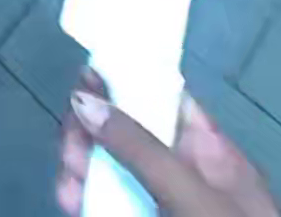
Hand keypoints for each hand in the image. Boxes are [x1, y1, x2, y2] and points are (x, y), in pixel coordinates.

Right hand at [57, 73, 280, 216]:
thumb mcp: (195, 203)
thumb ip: (139, 148)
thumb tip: (81, 96)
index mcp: (212, 155)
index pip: (163, 94)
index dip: (122, 76)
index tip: (83, 79)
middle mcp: (185, 171)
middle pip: (124, 125)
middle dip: (89, 129)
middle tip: (71, 149)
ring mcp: (164, 203)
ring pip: (108, 162)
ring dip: (79, 164)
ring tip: (68, 187)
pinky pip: (107, 198)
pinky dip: (84, 195)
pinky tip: (70, 203)